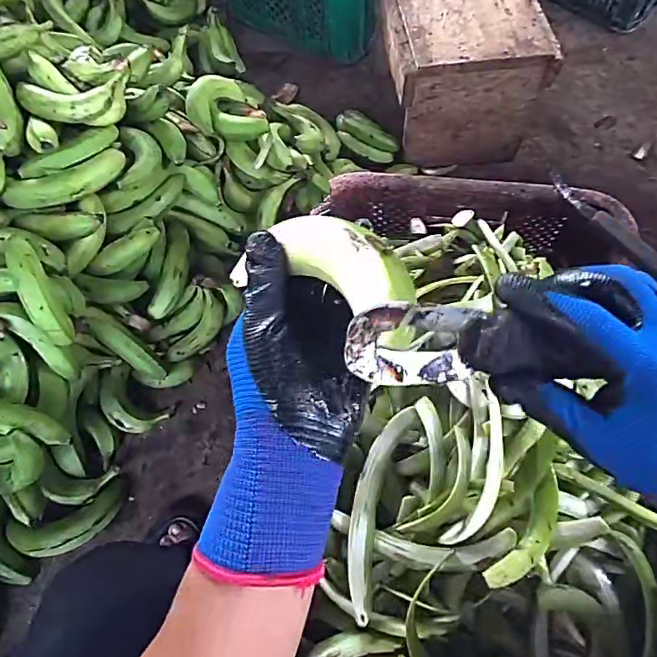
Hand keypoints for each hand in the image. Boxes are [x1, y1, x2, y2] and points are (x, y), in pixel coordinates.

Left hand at [193, 231, 366, 586]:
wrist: (299, 441)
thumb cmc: (268, 384)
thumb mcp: (262, 329)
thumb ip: (268, 286)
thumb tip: (262, 235)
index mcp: (275, 304)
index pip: (293, 260)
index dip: (310, 237)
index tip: (331, 215)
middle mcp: (305, 311)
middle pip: (327, 269)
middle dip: (344, 250)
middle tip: (366, 229)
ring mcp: (333, 328)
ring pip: (351, 288)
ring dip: (365, 271)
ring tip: (382, 249)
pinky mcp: (358, 345)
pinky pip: (370, 316)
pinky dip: (379, 300)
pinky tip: (394, 282)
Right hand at [464, 265, 656, 582]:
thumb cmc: (651, 461)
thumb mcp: (594, 437)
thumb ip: (552, 403)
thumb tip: (509, 381)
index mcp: (648, 365)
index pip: (592, 316)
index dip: (551, 301)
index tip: (520, 294)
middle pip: (624, 282)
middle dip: (581, 277)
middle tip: (548, 287)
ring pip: (645, 284)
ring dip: (606, 280)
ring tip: (572, 291)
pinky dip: (627, 294)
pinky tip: (604, 308)